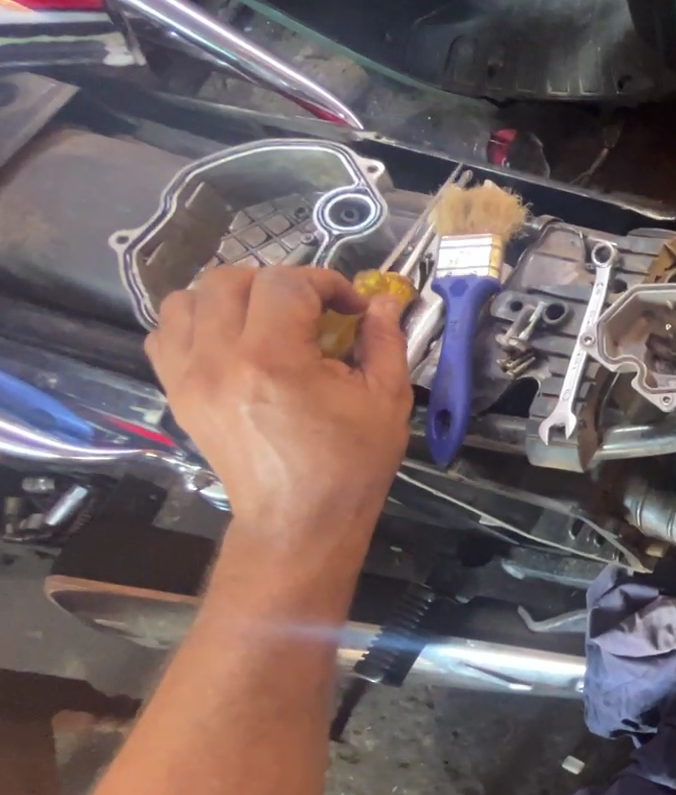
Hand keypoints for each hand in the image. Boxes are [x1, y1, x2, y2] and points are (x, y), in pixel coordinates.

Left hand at [145, 265, 412, 535]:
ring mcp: (187, 374)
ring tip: (271, 320)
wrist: (302, 514)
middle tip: (316, 309)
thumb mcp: (388, 398)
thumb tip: (382, 302)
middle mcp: (218, 358)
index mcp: (275, 359)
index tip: (355, 307)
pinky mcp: (176, 389)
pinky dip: (199, 322)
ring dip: (233, 297)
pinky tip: (236, 340)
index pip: (287, 284)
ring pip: (188, 298)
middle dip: (281, 283)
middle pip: (231, 280)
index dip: (327, 283)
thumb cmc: (354, 459)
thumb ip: (384, 341)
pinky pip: (167, 331)